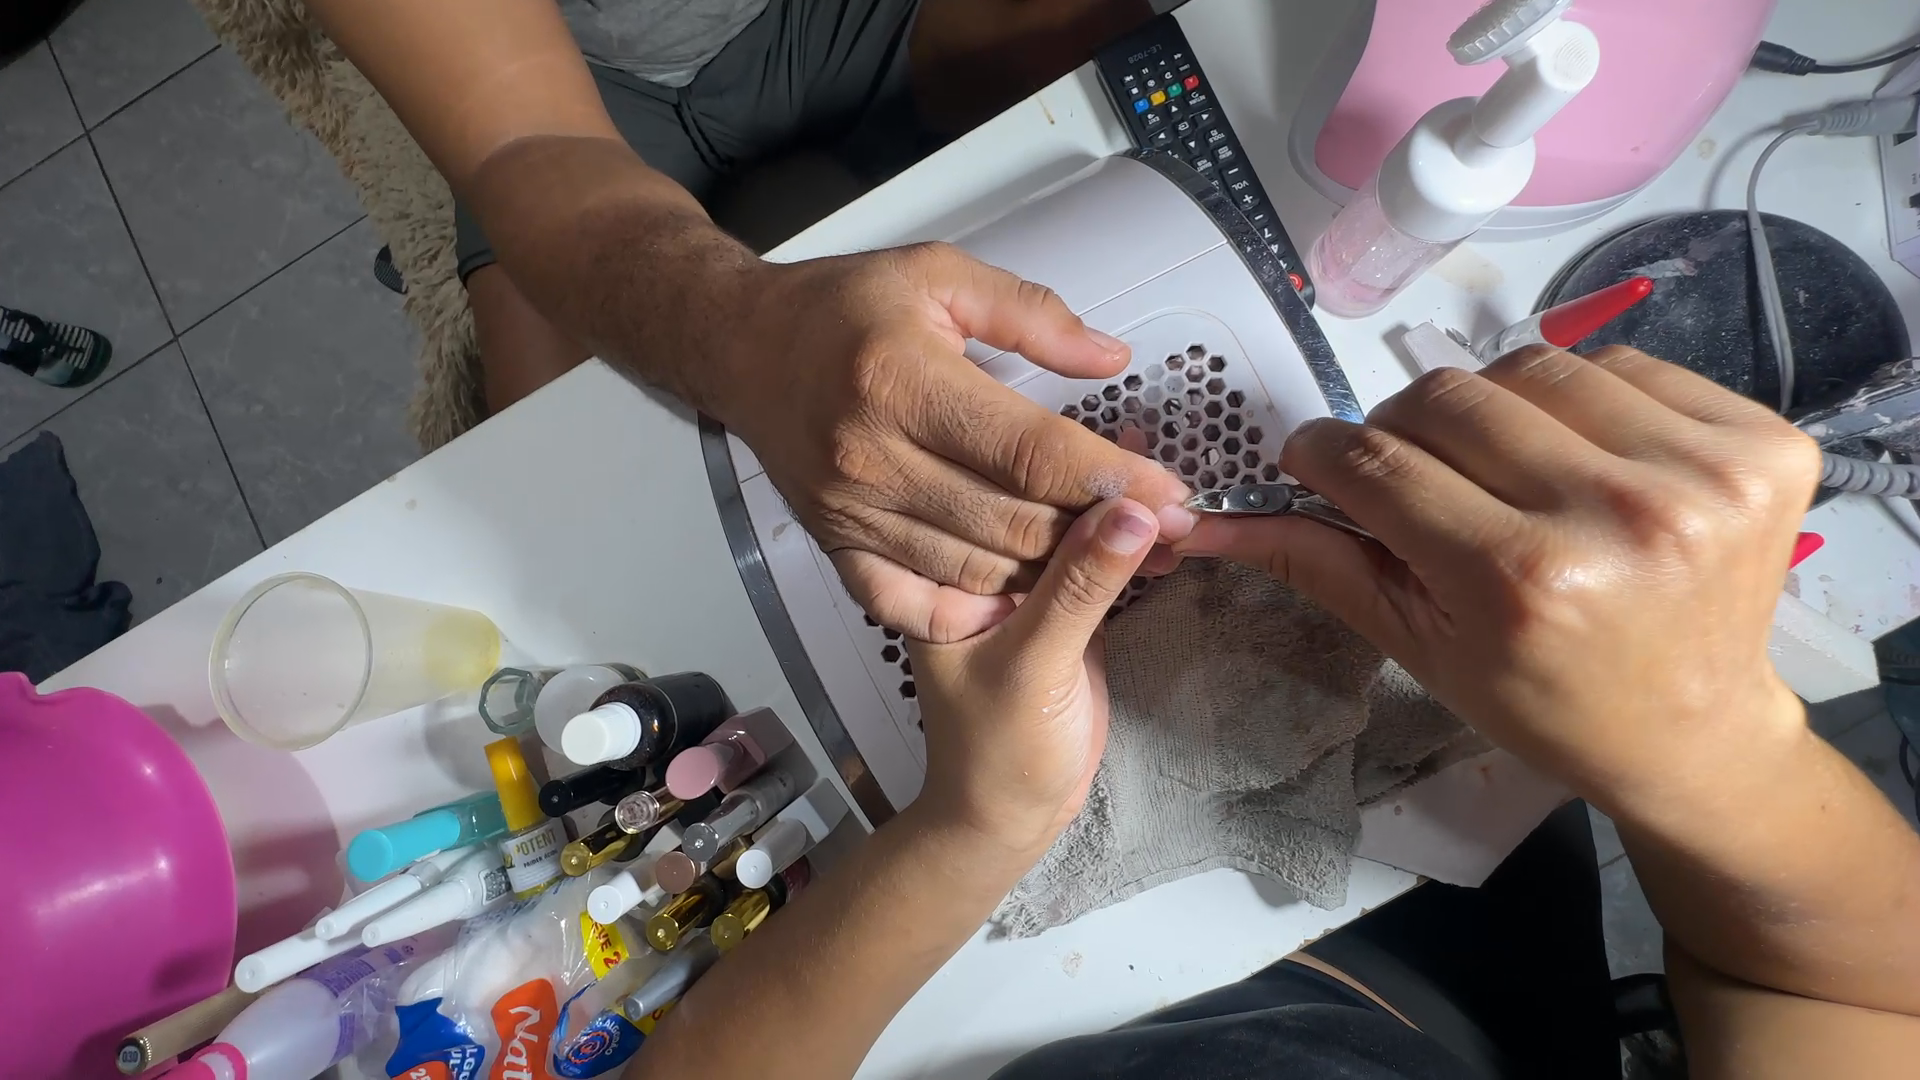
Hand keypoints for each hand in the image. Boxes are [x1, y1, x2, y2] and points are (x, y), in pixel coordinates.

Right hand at [703, 243, 1193, 641]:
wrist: (743, 350)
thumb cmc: (838, 309)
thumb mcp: (937, 276)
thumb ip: (1030, 314)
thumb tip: (1108, 358)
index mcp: (901, 383)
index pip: (1031, 452)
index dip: (1111, 479)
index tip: (1168, 493)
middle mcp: (873, 460)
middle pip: (1012, 522)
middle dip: (1099, 532)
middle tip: (1158, 530)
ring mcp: (852, 514)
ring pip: (976, 569)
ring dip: (1049, 571)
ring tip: (1108, 557)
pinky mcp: (838, 545)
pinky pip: (911, 603)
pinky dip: (970, 610)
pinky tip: (1015, 599)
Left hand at [907, 498, 1159, 854]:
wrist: (1014, 814)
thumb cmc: (1002, 748)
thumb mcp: (1037, 662)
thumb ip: (1080, 587)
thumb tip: (1135, 509)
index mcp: (944, 575)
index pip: (1000, 508)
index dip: (1063, 480)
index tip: (1128, 460)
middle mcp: (979, 570)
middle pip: (1040, 514)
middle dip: (1100, 491)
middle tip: (1163, 469)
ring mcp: (1022, 589)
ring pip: (1072, 536)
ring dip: (1121, 516)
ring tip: (1172, 485)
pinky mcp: (1061, 609)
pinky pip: (1094, 567)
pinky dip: (1127, 547)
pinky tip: (1159, 517)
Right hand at [1175, 346, 1821, 795]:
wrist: (1688, 732)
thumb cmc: (1531, 698)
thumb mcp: (1405, 639)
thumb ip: (1311, 560)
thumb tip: (1209, 524)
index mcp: (1515, 578)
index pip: (1373, 463)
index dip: (1318, 452)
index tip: (1310, 462)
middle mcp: (1615, 513)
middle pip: (1440, 398)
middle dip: (1390, 429)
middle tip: (1398, 474)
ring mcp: (1700, 470)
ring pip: (1522, 367)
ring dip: (1475, 408)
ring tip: (1484, 465)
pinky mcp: (1761, 440)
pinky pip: (1613, 364)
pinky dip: (1562, 397)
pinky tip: (1560, 453)